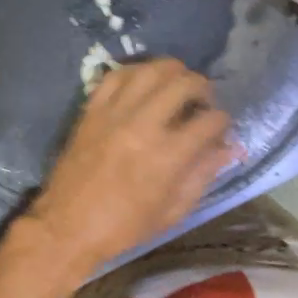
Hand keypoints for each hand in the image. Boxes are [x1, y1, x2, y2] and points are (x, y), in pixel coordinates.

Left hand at [27, 59, 232, 264]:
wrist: (67, 226)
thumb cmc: (123, 227)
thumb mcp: (173, 210)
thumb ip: (203, 174)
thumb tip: (230, 147)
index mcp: (168, 156)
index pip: (210, 120)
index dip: (223, 121)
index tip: (219, 128)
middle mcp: (143, 126)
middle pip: (183, 83)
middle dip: (203, 87)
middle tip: (202, 101)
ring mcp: (113, 114)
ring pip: (150, 70)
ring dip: (171, 71)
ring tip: (176, 84)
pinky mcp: (90, 111)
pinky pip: (115, 76)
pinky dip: (134, 73)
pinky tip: (142, 82)